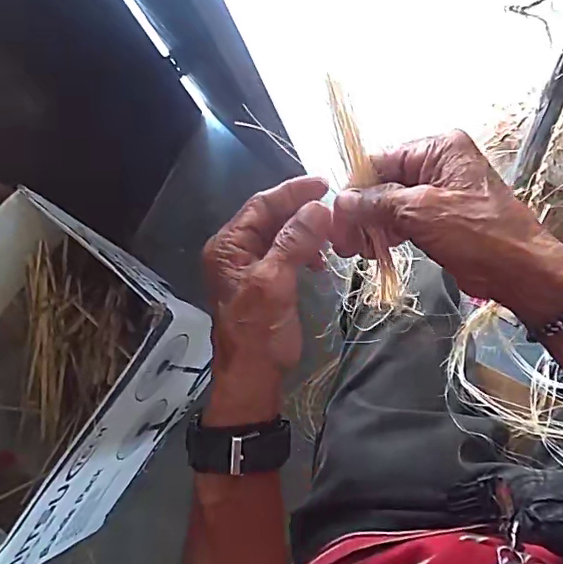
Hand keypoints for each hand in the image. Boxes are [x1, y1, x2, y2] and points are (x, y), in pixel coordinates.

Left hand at [201, 176, 330, 425]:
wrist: (251, 379)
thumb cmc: (258, 333)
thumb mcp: (274, 283)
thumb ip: (294, 242)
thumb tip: (318, 207)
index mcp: (228, 246)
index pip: (260, 205)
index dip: (292, 192)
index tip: (324, 184)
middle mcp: (234, 252)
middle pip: (270, 218)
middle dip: (301, 212)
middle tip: (335, 208)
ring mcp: (248, 267)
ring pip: (280, 236)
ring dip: (305, 233)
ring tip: (331, 236)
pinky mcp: (264, 283)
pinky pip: (284, 256)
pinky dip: (303, 253)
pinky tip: (319, 262)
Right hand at [328, 131, 562, 326]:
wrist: (521, 271)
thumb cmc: (479, 235)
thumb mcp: (422, 212)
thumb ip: (377, 202)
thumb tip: (341, 200)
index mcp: (438, 148)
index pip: (379, 161)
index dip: (354, 191)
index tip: (337, 221)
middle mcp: (437, 163)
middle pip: (381, 183)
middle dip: (361, 213)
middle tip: (345, 244)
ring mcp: (438, 191)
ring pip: (388, 203)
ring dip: (371, 226)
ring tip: (359, 252)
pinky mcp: (438, 216)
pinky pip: (401, 219)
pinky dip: (386, 234)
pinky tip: (377, 251)